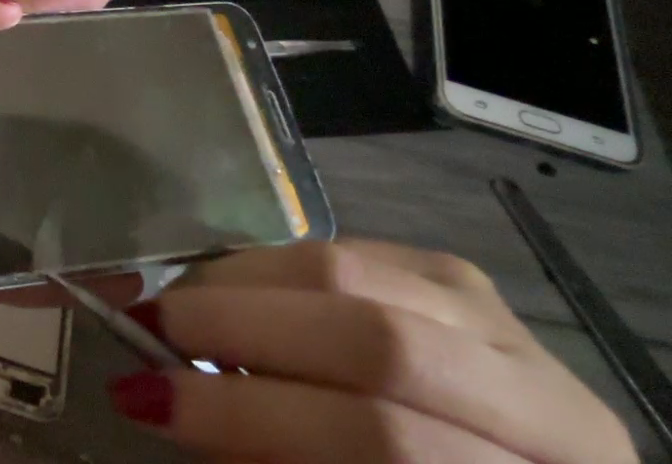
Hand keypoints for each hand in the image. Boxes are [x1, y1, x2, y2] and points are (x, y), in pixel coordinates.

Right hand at [107, 239, 637, 463]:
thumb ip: (258, 451)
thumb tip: (155, 395)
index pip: (384, 438)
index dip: (249, 413)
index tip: (145, 398)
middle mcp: (548, 407)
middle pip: (373, 337)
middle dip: (237, 325)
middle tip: (152, 328)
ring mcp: (504, 326)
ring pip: (354, 273)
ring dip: (239, 283)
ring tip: (176, 305)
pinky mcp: (458, 278)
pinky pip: (344, 248)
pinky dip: (268, 266)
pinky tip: (229, 288)